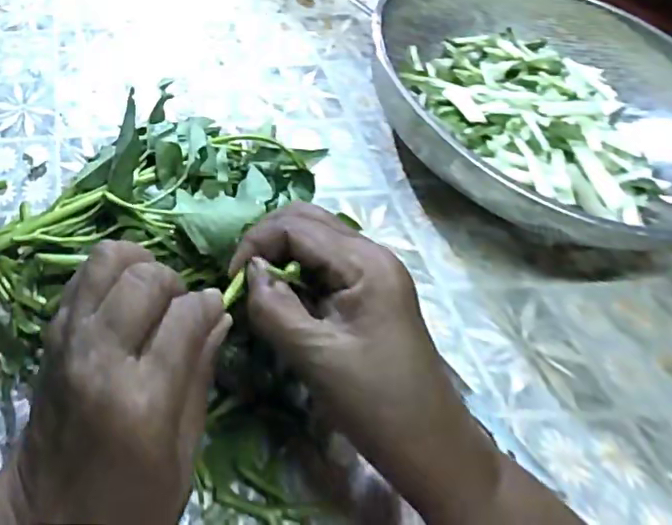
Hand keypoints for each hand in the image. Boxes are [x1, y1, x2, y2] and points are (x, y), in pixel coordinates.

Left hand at [0, 240, 229, 524]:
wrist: (49, 510)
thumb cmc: (129, 501)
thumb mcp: (181, 458)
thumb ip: (198, 378)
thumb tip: (218, 317)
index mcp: (142, 398)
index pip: (183, 318)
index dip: (207, 303)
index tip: (216, 303)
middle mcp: (100, 354)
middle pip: (142, 279)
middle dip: (172, 279)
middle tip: (182, 301)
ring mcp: (69, 337)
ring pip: (103, 261)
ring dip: (135, 262)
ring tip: (152, 286)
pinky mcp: (50, 331)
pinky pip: (80, 277)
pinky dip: (105, 274)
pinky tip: (122, 295)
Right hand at [230, 204, 577, 524]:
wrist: (437, 454)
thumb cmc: (377, 404)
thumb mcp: (313, 355)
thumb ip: (272, 306)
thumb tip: (249, 273)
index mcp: (364, 263)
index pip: (292, 226)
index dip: (255, 244)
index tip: (234, 280)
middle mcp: (371, 254)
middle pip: (302, 217)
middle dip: (265, 239)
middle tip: (245, 275)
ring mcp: (374, 269)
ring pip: (311, 233)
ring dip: (278, 250)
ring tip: (260, 283)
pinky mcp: (369, 287)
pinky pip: (321, 256)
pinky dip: (294, 265)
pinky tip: (285, 293)